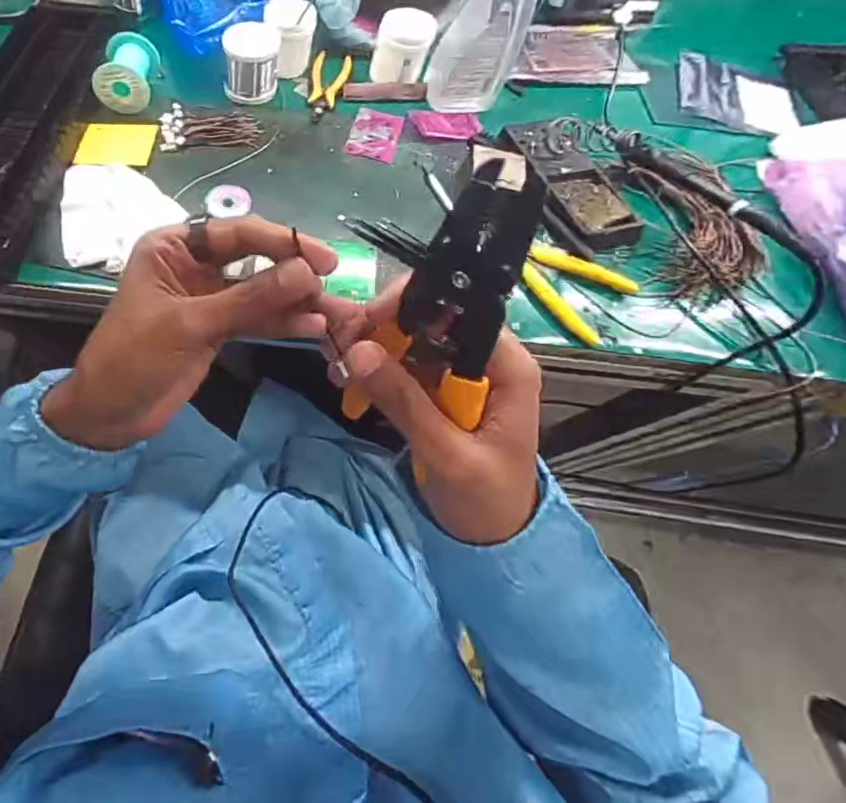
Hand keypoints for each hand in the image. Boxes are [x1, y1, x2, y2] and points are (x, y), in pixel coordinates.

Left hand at [42, 217, 337, 450]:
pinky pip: (255, 318)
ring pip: (259, 291)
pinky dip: (281, 322)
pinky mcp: (216, 328)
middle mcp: (191, 265)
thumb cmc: (134, 356)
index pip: (234, 232)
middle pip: (253, 258)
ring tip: (338, 312)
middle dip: (292, 271)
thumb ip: (248, 299)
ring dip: (295, 301)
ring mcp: (206, 298)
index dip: (280, 241)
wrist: (108, 413)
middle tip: (332, 282)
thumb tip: (306, 274)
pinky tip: (313, 326)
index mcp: (172, 248)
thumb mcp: (190, 324)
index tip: (321, 258)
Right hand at [322, 276, 542, 544]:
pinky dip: (370, 368)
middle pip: (426, 317)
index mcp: (504, 366)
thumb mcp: (446, 455)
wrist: (492, 541)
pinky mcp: (434, 388)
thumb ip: (405, 402)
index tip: (366, 325)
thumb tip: (359, 351)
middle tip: (342, 351)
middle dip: (380, 328)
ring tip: (340, 372)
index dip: (411, 305)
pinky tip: (348, 383)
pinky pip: (398, 362)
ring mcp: (455, 372)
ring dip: (369, 348)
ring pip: (406, 337)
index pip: (459, 309)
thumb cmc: (487, 501)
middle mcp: (482, 358)